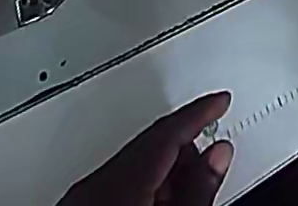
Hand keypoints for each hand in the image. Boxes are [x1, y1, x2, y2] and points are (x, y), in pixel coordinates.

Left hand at [58, 93, 234, 205]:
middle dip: (184, 151)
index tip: (219, 103)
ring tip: (187, 197)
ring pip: (131, 169)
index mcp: (120, 184)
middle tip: (210, 160)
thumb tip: (218, 156)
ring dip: (163, 174)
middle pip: (149, 147)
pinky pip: (115, 189)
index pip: (167, 130)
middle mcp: (94, 188)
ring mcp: (79, 203)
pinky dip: (142, 191)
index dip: (199, 113)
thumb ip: (198, 191)